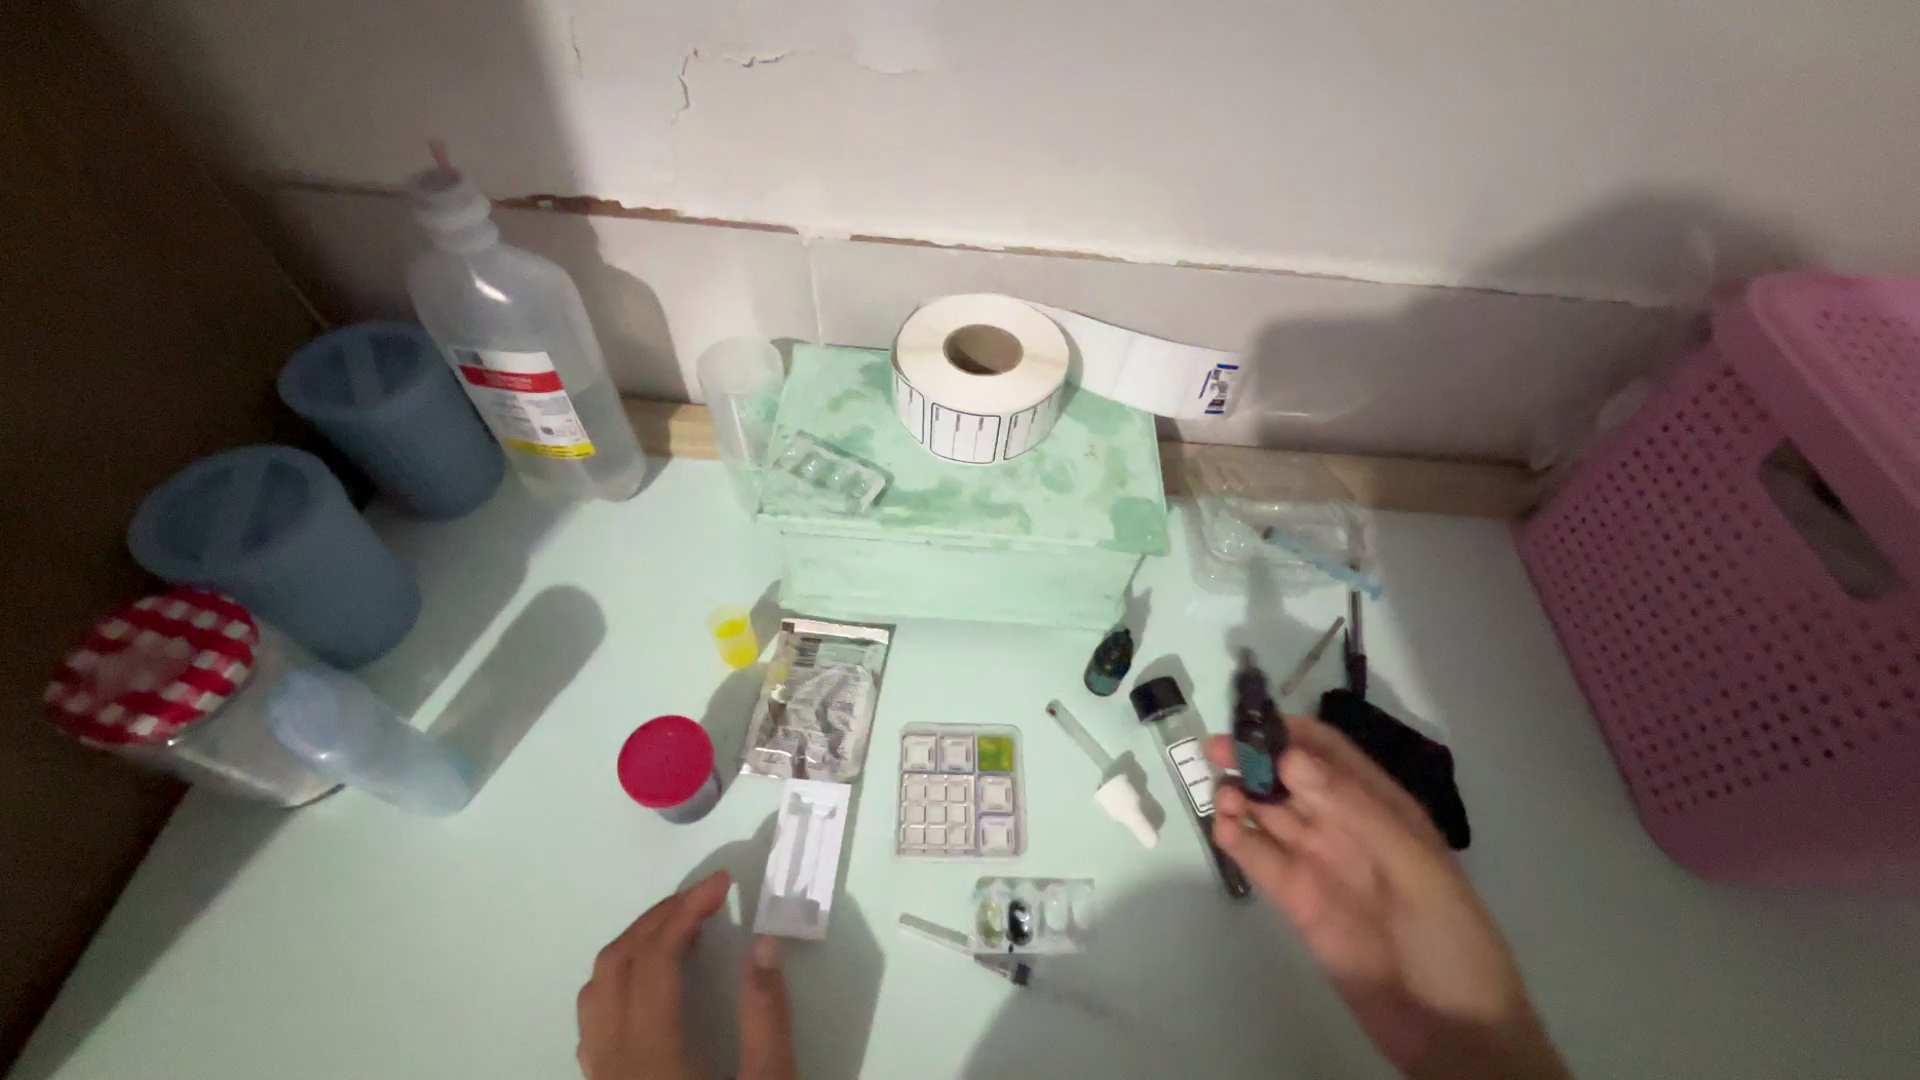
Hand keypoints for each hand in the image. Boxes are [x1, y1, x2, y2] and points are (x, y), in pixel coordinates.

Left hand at [577, 870, 798, 1079]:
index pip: (656, 959)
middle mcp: (612, 1060)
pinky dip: (623, 979)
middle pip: (617, 963)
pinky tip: (658, 981)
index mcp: (650, 1054)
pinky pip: (595, 1018)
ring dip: (637, 945)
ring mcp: (602, 1078)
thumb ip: (766, 1016)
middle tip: (707, 898)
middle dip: (660, 918)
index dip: (687, 911)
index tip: (723, 883)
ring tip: (684, 930)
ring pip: (597, 990)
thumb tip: (763, 943)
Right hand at [1207, 718, 1568, 1079]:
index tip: (1252, 723)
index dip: (1293, 733)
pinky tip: (1223, 829)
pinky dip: (1237, 839)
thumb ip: (1354, 811)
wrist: (1454, 1036)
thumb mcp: (1416, 869)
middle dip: (1254, 759)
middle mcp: (1344, 826)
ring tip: (1221, 796)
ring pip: (1269, 812)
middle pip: (1290, 778)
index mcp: (1382, 809)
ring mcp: (1317, 861)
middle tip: (1215, 750)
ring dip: (1241, 795)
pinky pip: (1259, 858)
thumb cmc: (1452, 940)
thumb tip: (1291, 758)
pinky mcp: (1295, 899)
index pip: (1330, 754)